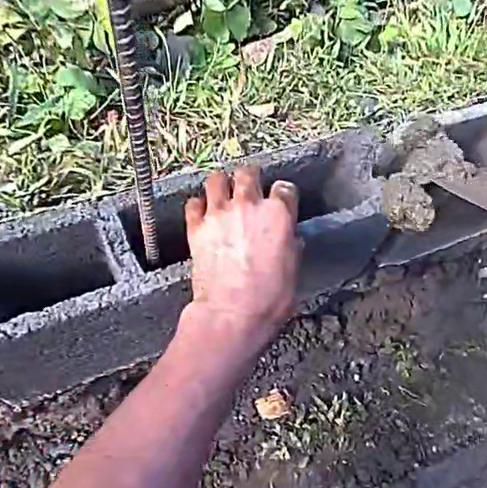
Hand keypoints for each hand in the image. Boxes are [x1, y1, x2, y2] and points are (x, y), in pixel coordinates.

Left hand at [180, 165, 300, 350]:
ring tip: (223, 192)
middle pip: (248, 174)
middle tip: (249, 187)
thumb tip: (289, 239)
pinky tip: (202, 212)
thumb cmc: (265, 300)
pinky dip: (198, 205)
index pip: (284, 189)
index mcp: (278, 216)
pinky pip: (193, 203)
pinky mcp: (196, 228)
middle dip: (250, 179)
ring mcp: (219, 214)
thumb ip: (291, 246)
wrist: (233, 314)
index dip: (282, 194)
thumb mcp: (293, 271)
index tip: (280, 200)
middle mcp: (248, 207)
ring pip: (217, 179)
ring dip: (222, 184)